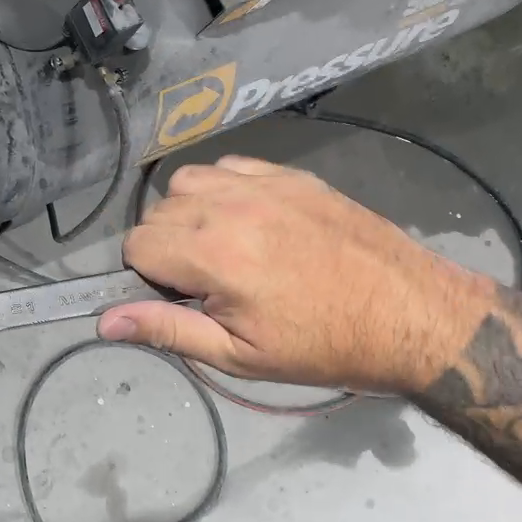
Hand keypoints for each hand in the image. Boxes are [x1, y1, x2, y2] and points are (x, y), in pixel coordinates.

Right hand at [98, 156, 492, 394]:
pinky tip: (246, 220)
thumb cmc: (322, 346)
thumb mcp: (238, 355)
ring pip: (185, 183)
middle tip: (204, 281)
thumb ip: (166, 330)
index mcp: (214, 255)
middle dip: (164, 247)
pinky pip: (226, 166)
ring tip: (219, 246)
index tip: (178, 297)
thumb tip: (105, 322)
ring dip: (187, 213)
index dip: (146, 276)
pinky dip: (220, 189)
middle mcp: (231, 208)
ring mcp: (264, 185)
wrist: (415, 318)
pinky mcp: (292, 176)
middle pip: (156, 214)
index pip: (136, 245)